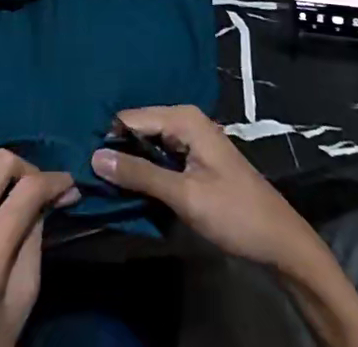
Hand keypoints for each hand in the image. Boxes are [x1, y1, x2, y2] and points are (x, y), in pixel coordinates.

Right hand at [90, 105, 329, 273]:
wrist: (277, 238)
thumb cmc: (233, 213)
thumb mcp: (184, 195)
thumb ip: (140, 174)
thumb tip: (95, 156)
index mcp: (185, 119)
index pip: (130, 118)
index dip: (107, 138)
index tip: (80, 161)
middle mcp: (186, 120)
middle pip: (137, 127)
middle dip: (115, 147)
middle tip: (86, 174)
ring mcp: (191, 139)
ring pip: (147, 142)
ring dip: (128, 160)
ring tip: (99, 180)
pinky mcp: (192, 158)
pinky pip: (158, 155)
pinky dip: (143, 168)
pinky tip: (126, 184)